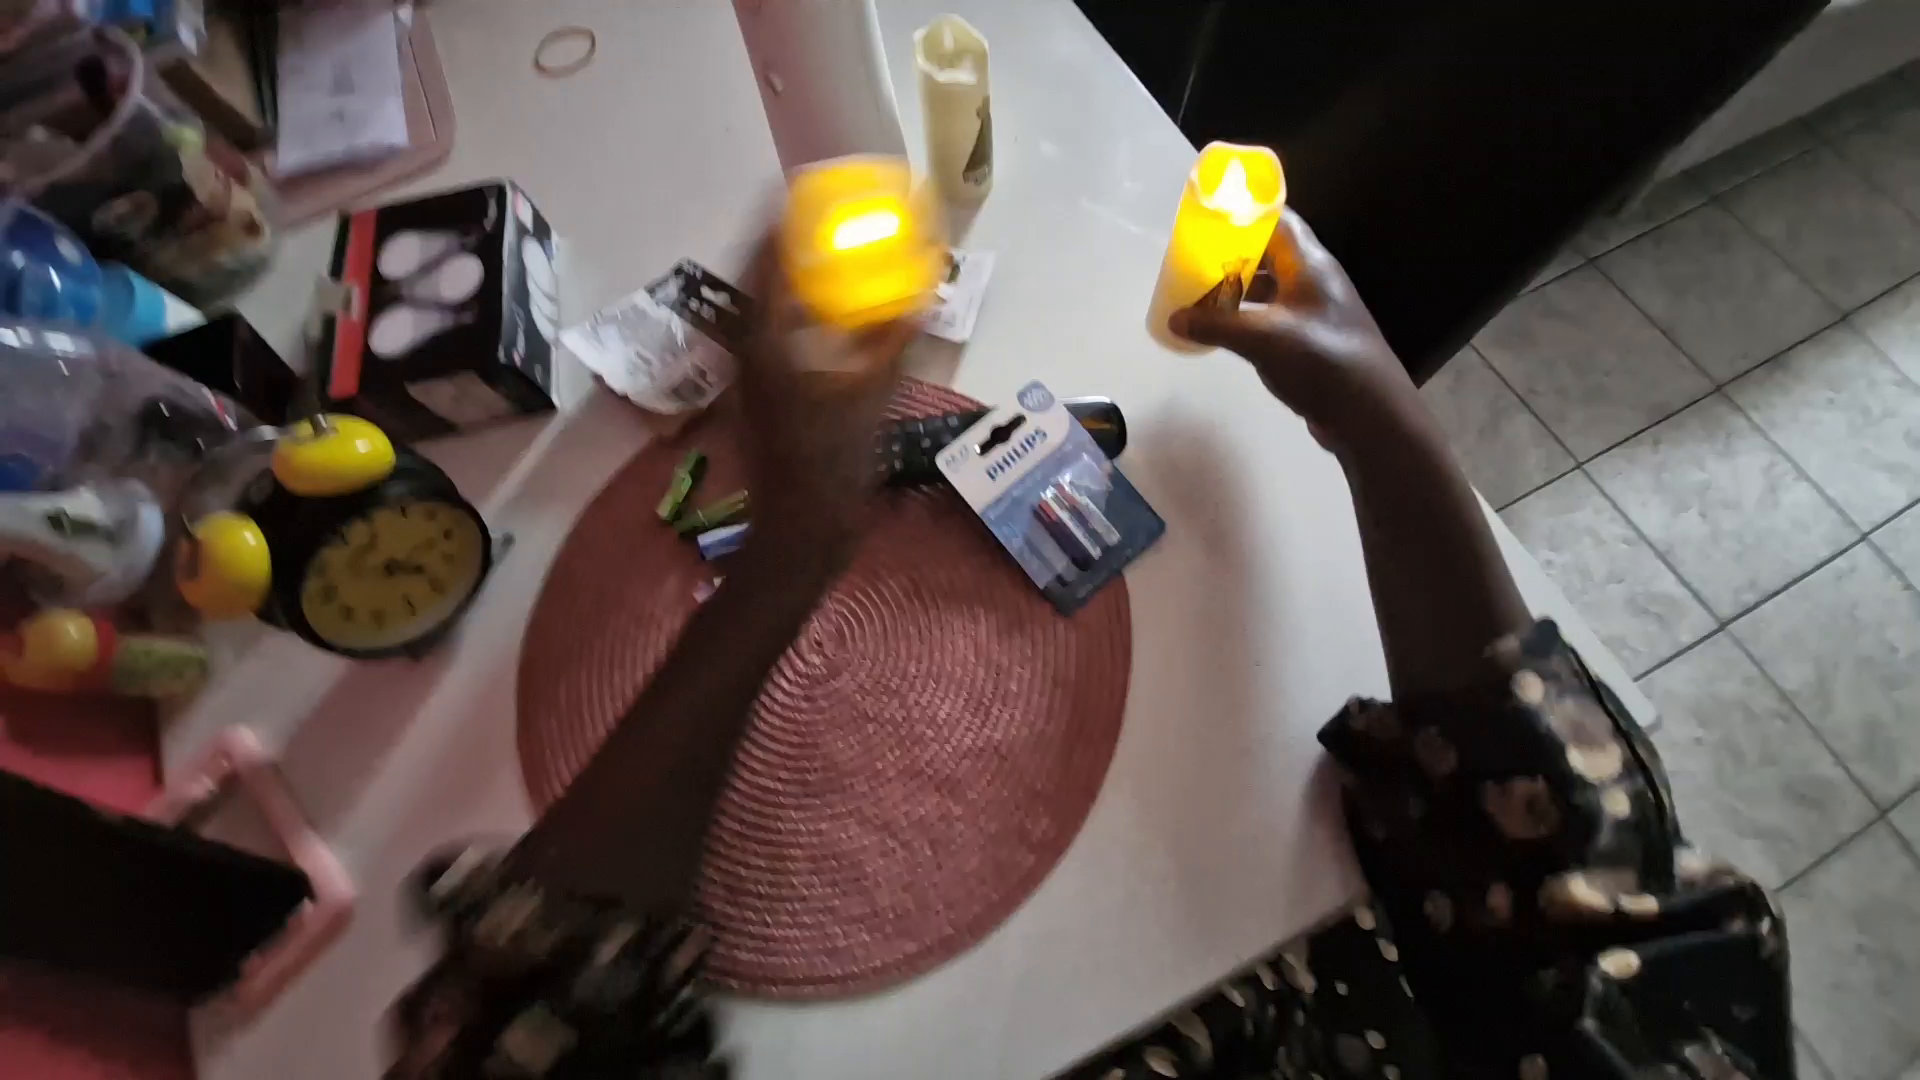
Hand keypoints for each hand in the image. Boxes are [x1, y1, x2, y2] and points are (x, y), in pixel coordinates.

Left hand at [736, 228, 917, 571]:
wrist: (801, 529)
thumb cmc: (831, 467)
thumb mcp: (870, 400)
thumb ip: (894, 345)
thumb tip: (921, 298)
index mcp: (765, 343)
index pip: (764, 259)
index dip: (779, 217)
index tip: (802, 186)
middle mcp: (749, 352)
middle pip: (761, 278)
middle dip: (789, 244)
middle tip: (823, 220)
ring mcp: (751, 378)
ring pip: (767, 310)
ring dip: (794, 280)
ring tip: (830, 260)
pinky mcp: (762, 398)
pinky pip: (778, 339)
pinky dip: (802, 318)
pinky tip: (834, 322)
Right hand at [1167, 211, 1417, 449]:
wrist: (1366, 412)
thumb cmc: (1321, 361)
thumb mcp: (1263, 339)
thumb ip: (1217, 326)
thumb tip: (1174, 319)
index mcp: (1310, 265)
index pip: (1279, 220)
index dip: (1246, 213)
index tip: (1210, 215)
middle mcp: (1313, 281)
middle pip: (1269, 253)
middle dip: (1232, 253)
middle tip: (1194, 257)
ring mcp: (1312, 312)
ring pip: (1268, 287)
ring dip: (1237, 288)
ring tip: (1199, 291)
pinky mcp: (1307, 340)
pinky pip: (1269, 316)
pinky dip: (1244, 317)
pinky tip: (1221, 329)